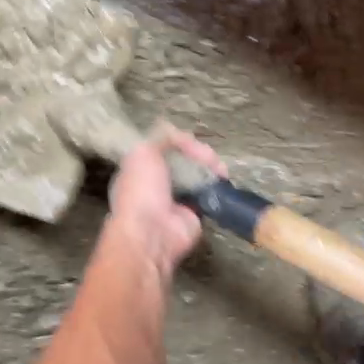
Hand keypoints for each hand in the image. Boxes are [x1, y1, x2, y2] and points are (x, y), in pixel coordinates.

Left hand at [105, 124, 226, 274]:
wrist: (153, 233)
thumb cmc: (142, 189)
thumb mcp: (143, 152)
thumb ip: (161, 138)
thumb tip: (176, 130)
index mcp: (141, 169)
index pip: (163, 148)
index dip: (178, 141)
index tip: (188, 139)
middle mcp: (158, 183)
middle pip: (184, 160)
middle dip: (198, 153)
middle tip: (207, 155)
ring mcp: (178, 198)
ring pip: (199, 174)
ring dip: (210, 167)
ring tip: (218, 167)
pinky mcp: (196, 211)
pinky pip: (209, 192)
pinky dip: (217, 185)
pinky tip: (222, 178)